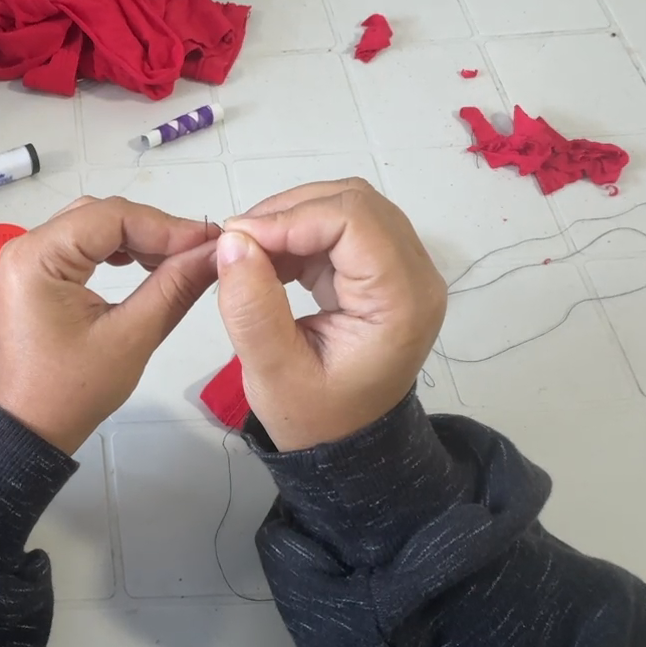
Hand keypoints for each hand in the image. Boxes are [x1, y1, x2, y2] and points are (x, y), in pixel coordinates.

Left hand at [0, 197, 218, 452]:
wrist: (33, 428)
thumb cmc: (75, 390)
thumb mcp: (132, 337)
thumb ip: (176, 286)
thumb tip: (218, 252)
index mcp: (38, 257)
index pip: (111, 217)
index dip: (166, 226)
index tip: (211, 243)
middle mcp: (26, 248)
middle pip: (101, 215)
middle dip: (153, 231)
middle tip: (198, 253)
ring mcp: (28, 261)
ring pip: (92, 227)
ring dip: (136, 239)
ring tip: (177, 261)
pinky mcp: (36, 276)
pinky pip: (81, 247)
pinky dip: (115, 250)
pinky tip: (143, 265)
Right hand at [214, 180, 445, 451]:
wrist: (343, 443)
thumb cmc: (312, 417)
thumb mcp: (272, 373)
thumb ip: (252, 308)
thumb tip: (231, 240)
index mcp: (400, 302)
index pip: (354, 221)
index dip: (290, 218)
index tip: (235, 240)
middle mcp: (414, 276)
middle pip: (355, 203)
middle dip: (288, 211)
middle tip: (236, 243)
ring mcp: (401, 270)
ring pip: (347, 208)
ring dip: (291, 218)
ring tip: (248, 251)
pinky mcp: (379, 271)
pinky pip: (341, 228)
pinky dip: (298, 233)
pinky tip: (268, 260)